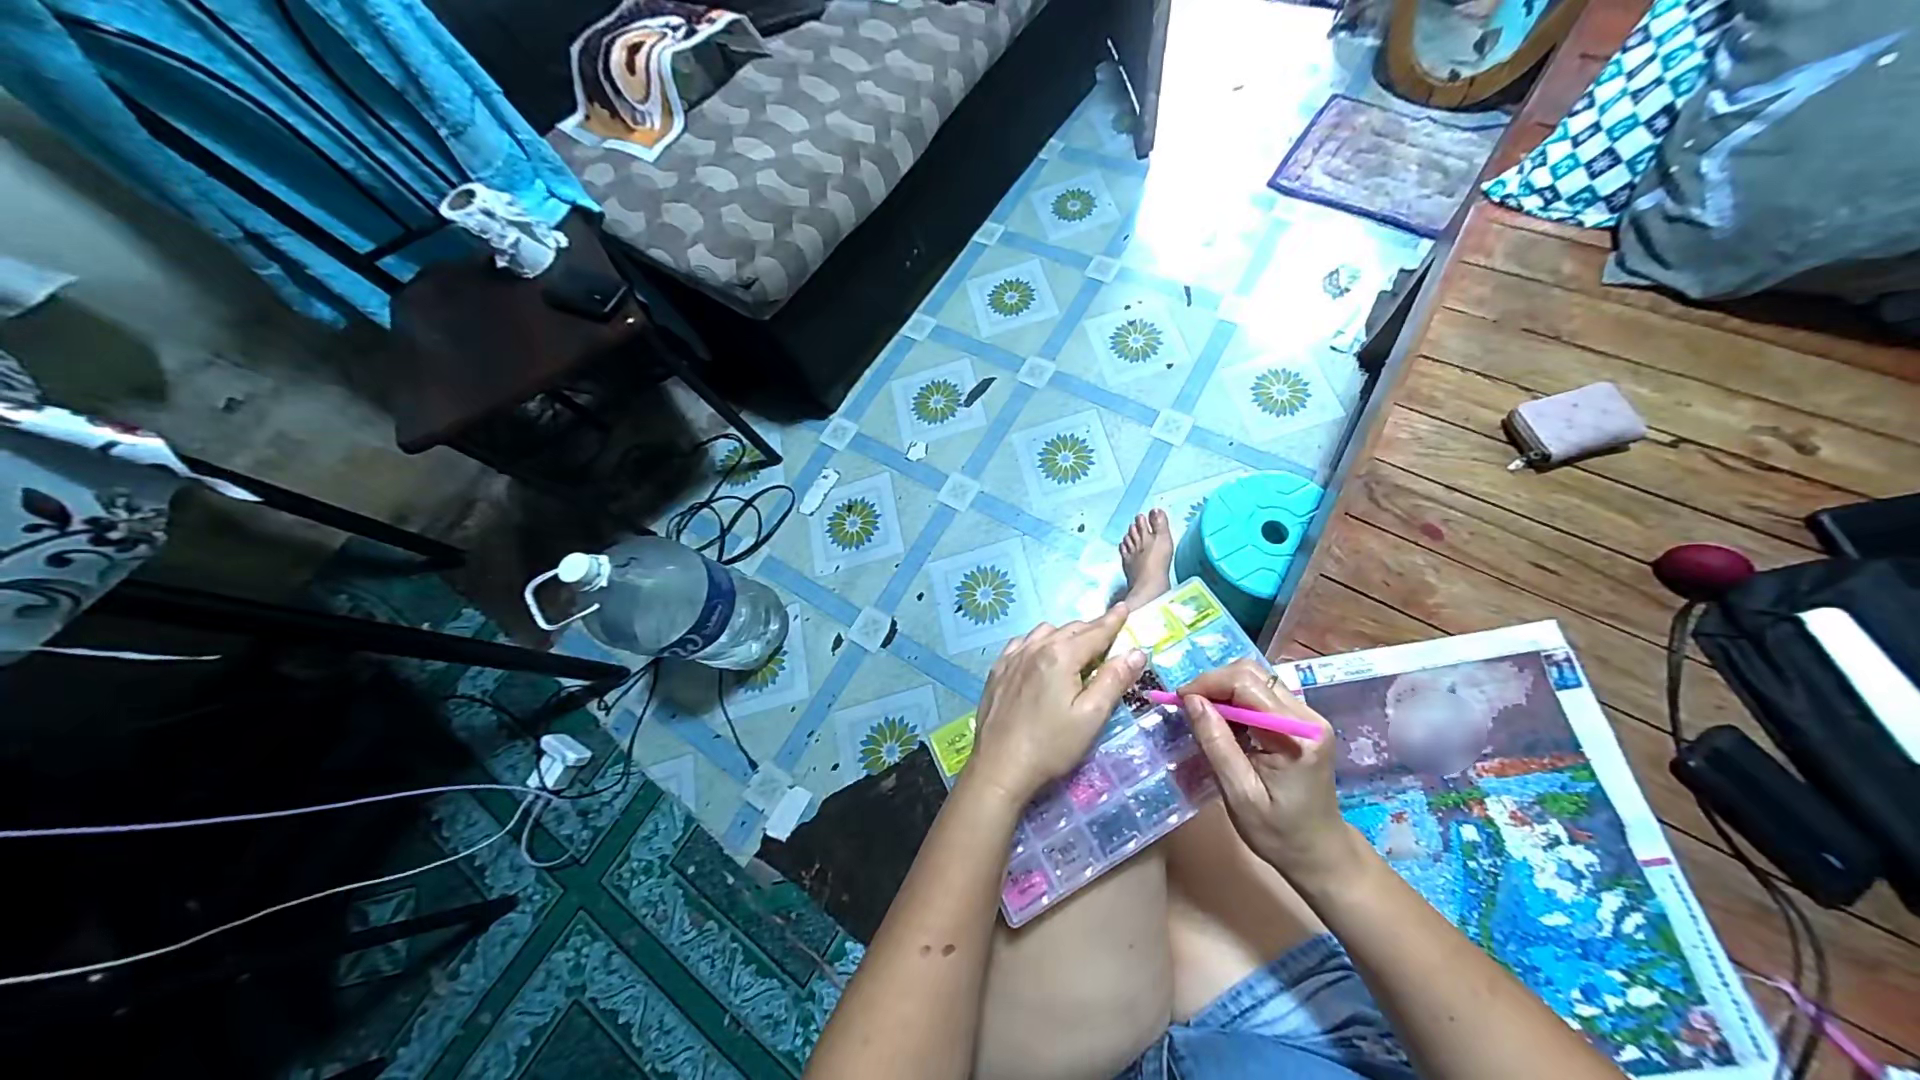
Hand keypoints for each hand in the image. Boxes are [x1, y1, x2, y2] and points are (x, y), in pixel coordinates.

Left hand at [967, 604, 1147, 804]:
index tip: (1125, 608)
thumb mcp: (1091, 717)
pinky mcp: (998, 670)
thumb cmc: (1051, 746)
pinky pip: (1022, 642)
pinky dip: (1039, 641)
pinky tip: (1041, 654)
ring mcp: (1012, 657)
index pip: (1095, 632)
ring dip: (1065, 634)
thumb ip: (1113, 680)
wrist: (999, 767)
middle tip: (1109, 636)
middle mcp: (1034, 648)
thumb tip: (1135, 652)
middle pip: (1071, 629)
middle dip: (1092, 629)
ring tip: (1077, 648)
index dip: (1113, 621)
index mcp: (1060, 656)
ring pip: (1045, 632)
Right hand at [1183, 659, 1362, 884]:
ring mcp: (1307, 716)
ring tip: (1203, 715)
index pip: (1246, 684)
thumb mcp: (1239, 793)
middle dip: (1213, 683)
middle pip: (1252, 673)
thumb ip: (1216, 744)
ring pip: (1255, 678)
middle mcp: (1306, 717)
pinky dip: (1235, 700)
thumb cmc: (1278, 832)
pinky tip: (1224, 722)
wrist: (1318, 852)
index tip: (1178, 701)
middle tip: (1187, 706)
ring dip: (1223, 690)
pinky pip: (1261, 693)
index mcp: (1296, 734)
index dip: (1207, 684)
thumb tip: (1191, 700)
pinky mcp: (1300, 720)